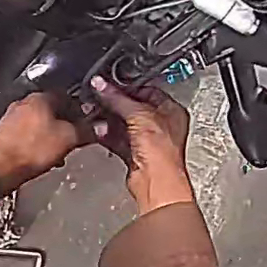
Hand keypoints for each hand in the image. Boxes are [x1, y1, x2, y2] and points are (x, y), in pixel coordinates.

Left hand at [0, 91, 89, 192]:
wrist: (1, 168)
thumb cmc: (31, 151)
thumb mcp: (68, 139)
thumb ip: (85, 130)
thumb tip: (98, 127)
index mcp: (40, 98)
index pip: (66, 96)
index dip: (79, 110)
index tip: (85, 122)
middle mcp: (23, 104)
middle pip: (51, 111)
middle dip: (63, 125)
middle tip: (72, 139)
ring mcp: (11, 118)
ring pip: (38, 124)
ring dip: (49, 136)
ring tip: (57, 152)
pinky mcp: (3, 135)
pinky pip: (25, 135)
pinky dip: (35, 144)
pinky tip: (40, 157)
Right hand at [89, 76, 194, 213]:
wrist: (155, 182)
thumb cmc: (162, 152)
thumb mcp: (139, 115)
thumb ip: (117, 99)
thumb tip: (102, 85)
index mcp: (171, 111)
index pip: (148, 91)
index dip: (128, 87)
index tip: (110, 84)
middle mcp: (161, 126)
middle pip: (134, 108)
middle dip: (115, 104)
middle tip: (99, 97)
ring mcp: (147, 142)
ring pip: (124, 125)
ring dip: (109, 119)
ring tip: (95, 112)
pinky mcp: (134, 155)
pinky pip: (117, 140)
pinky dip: (107, 135)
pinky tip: (98, 130)